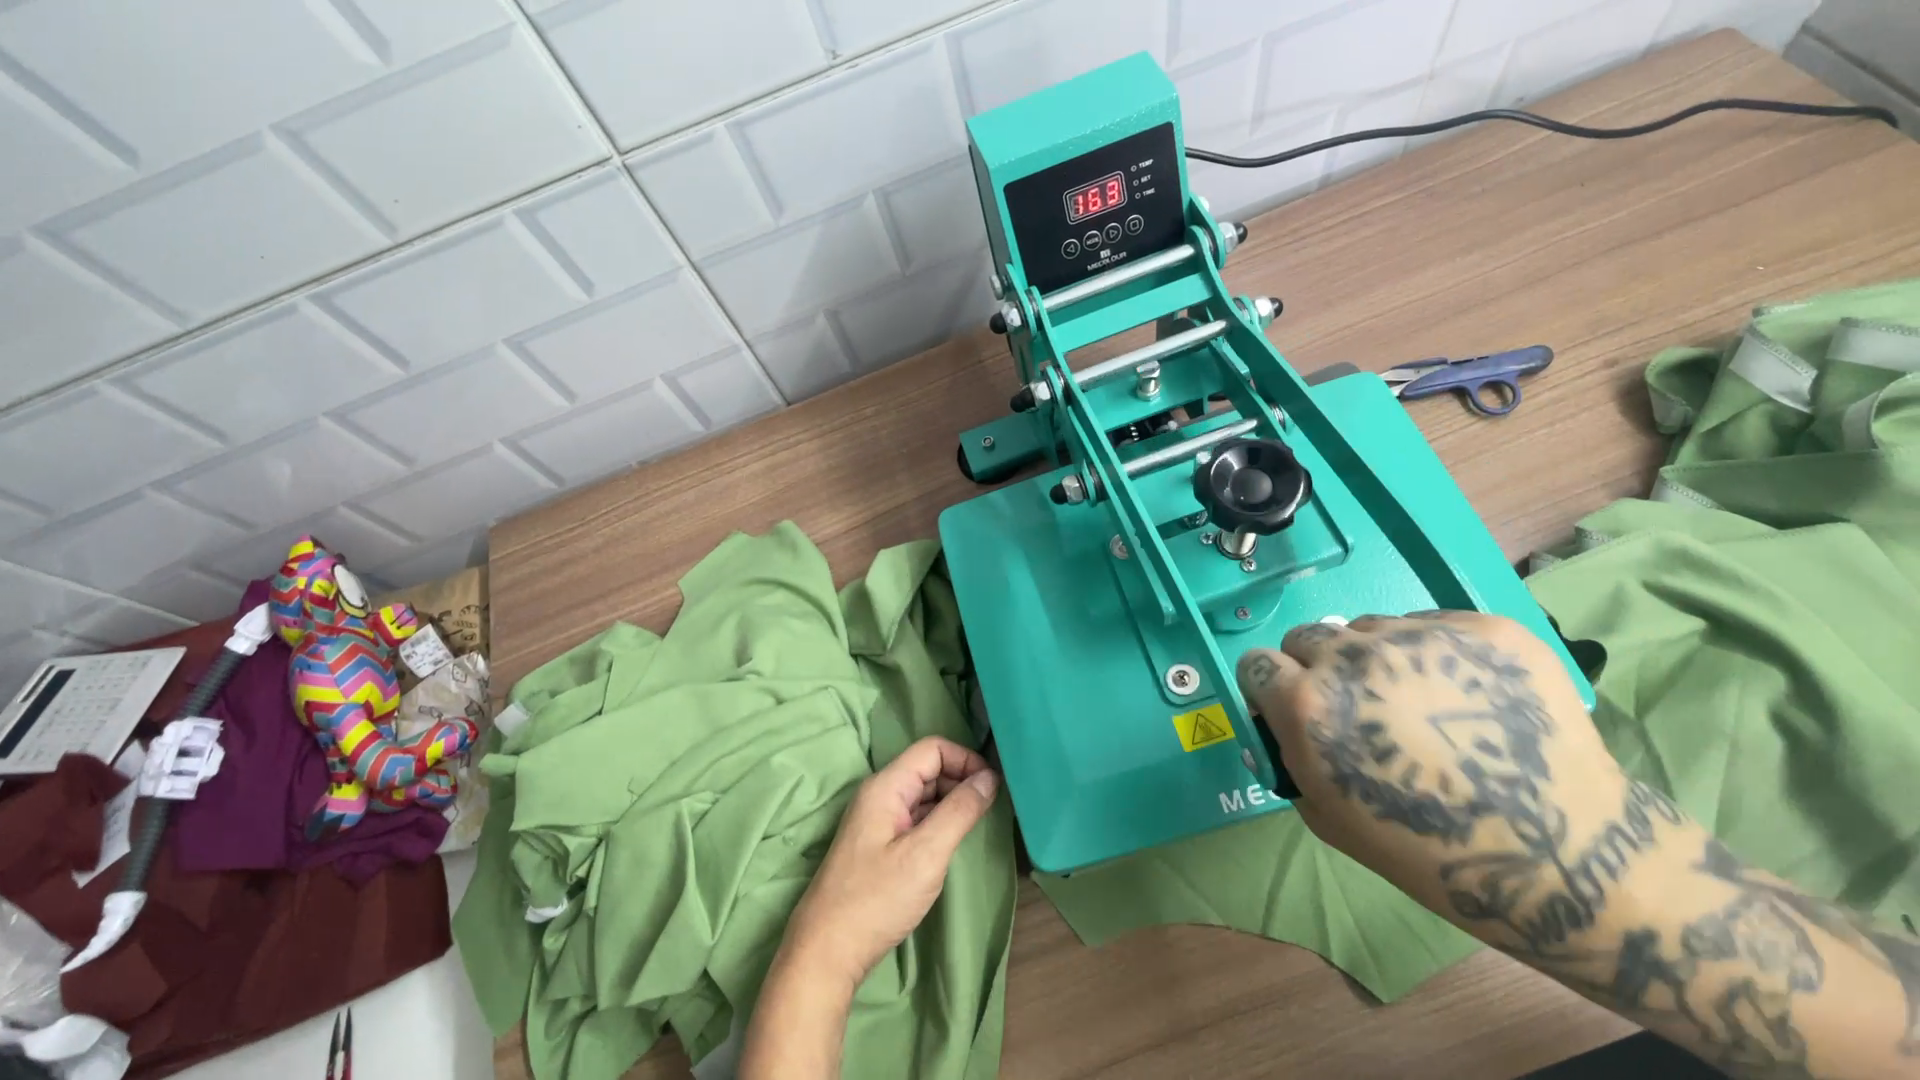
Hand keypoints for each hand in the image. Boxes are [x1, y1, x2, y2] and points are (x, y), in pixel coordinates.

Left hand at [780, 736, 999, 988]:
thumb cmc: (877, 899)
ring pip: (924, 796)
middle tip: (994, 808)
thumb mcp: (926, 853)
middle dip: (962, 780)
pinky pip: (916, 819)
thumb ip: (960, 811)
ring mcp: (878, 822)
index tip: (994, 786)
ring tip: (981, 824)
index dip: (966, 760)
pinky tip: (955, 843)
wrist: (827, 951)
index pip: (932, 749)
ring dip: (953, 803)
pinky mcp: (880, 846)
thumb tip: (990, 777)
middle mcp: (880, 796)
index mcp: (886, 787)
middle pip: (929, 769)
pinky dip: (939, 823)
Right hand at [1236, 612, 1641, 922]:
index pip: (1257, 664)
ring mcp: (1420, 635)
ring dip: (1375, 657)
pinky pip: (1431, 626)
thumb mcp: (1327, 817)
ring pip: (1370, 628)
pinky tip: (1465, 696)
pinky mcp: (1481, 627)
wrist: (1560, 850)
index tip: (1289, 707)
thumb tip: (1288, 723)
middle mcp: (1354, 656)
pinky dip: (1433, 653)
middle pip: (1308, 637)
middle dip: (1317, 667)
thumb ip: (1293, 755)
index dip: (1270, 688)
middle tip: (1355, 707)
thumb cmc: (1429, 852)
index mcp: (1308, 705)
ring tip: (1418, 702)